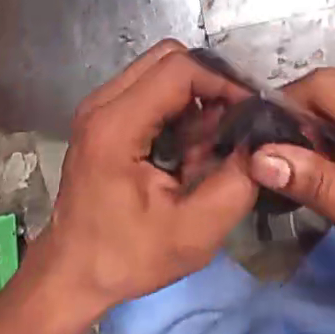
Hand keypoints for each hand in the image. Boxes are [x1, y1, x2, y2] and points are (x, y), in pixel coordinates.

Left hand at [31, 41, 259, 314]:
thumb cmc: (127, 257)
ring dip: (195, 100)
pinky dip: (179, 110)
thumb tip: (262, 141)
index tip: (251, 111)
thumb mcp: (195, 231)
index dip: (223, 82)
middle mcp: (102, 104)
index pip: (179, 69)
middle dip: (210, 85)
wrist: (72, 275)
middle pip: (169, 58)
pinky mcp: (105, 119)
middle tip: (232, 125)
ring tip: (206, 148)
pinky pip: (152, 91)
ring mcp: (100, 109)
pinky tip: (186, 152)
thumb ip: (237, 182)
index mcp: (116, 126)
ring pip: (162, 71)